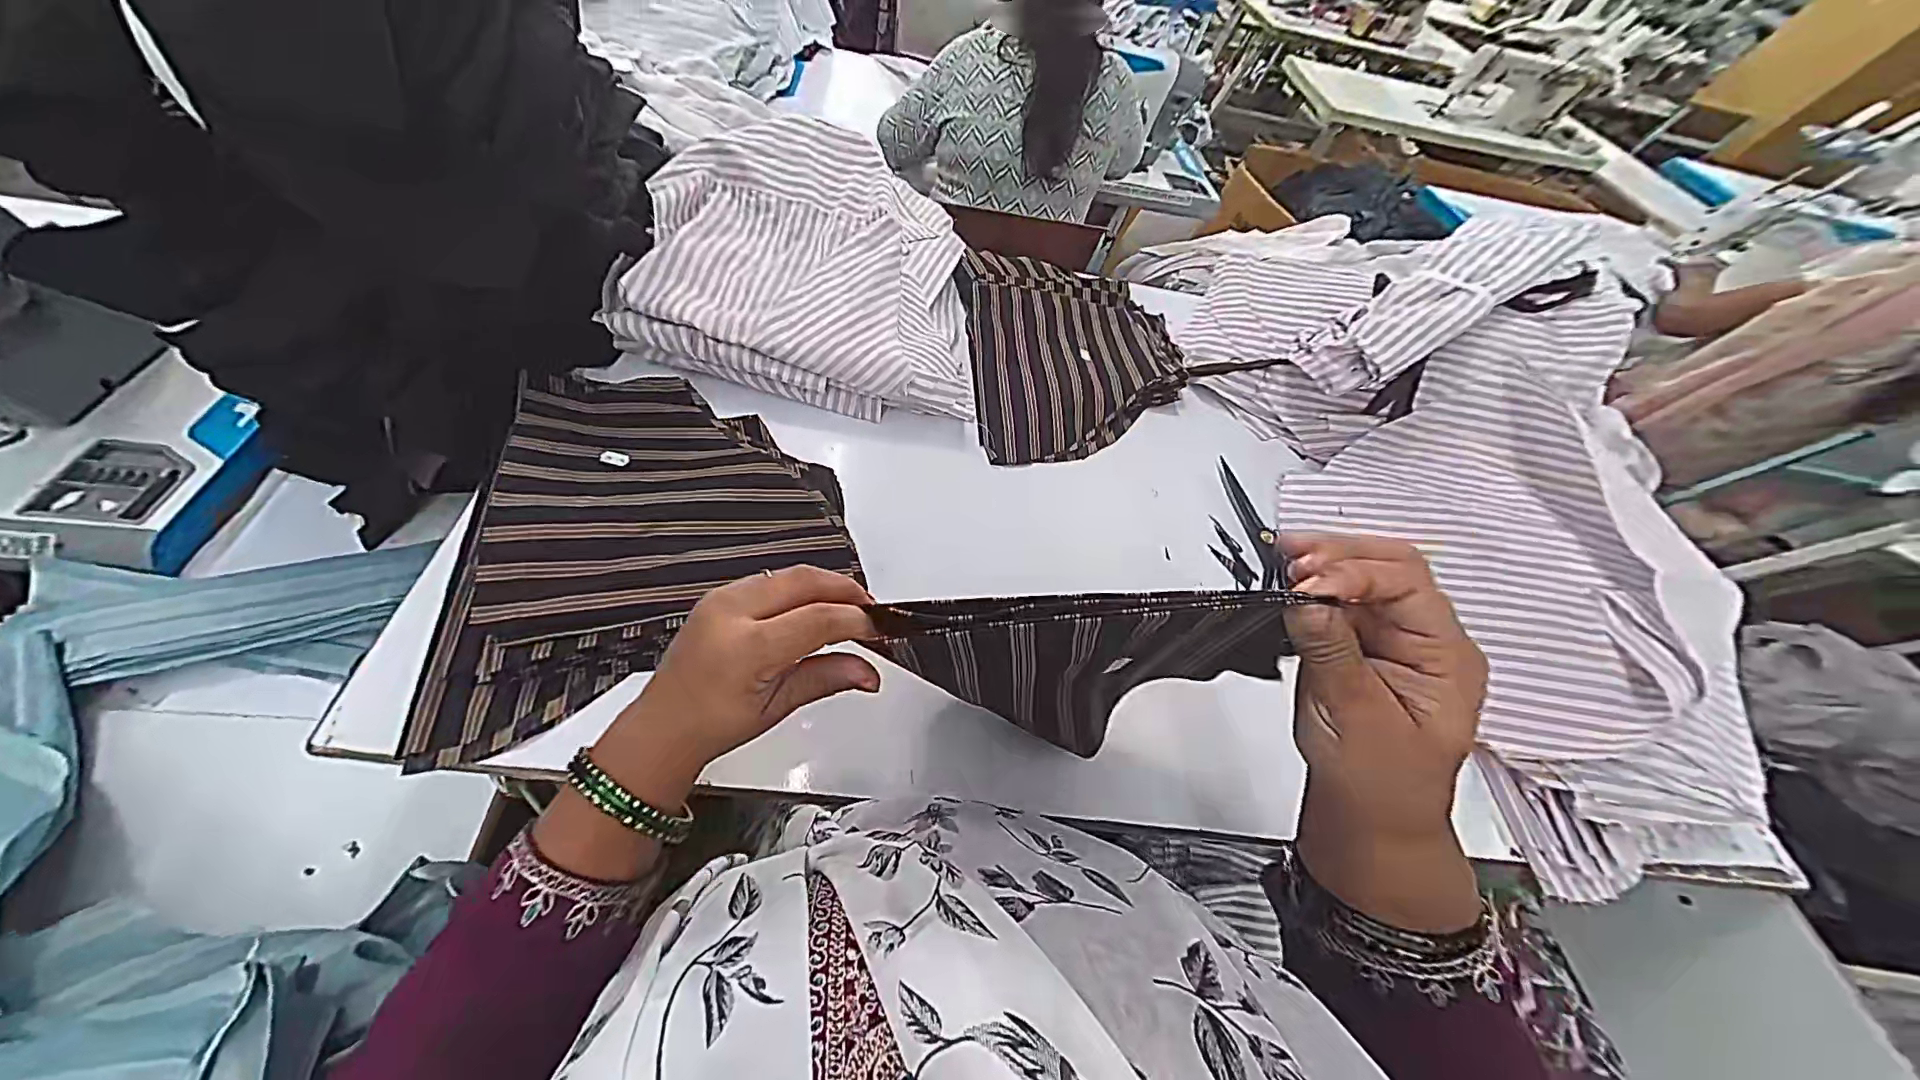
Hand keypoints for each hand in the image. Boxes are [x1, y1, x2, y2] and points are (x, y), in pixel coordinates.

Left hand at [537, 567, 879, 882]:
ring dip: (823, 585)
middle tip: (869, 610)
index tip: (876, 629)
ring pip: (789, 575)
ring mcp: (721, 600)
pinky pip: (770, 580)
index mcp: (747, 647)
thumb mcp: (778, 705)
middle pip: (806, 581)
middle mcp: (731, 614)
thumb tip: (868, 672)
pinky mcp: (718, 597)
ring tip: (846, 607)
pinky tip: (813, 603)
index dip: (856, 620)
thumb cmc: (709, 724)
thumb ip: (827, 678)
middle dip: (845, 590)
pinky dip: (799, 587)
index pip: (819, 618)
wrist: (664, 727)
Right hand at [1280, 533, 1487, 930]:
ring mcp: (1390, 638)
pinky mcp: (1357, 643)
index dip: (1354, 574)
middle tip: (1292, 554)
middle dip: (1339, 553)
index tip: (1307, 582)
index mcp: (1447, 656)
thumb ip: (1330, 653)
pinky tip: (1288, 583)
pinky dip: (1308, 587)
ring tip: (1284, 560)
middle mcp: (1423, 639)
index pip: (1407, 585)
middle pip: (1389, 567)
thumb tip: (1305, 601)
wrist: (1369, 813)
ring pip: (1359, 577)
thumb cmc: (1381, 781)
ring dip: (1321, 564)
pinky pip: (1334, 601)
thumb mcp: (1355, 716)